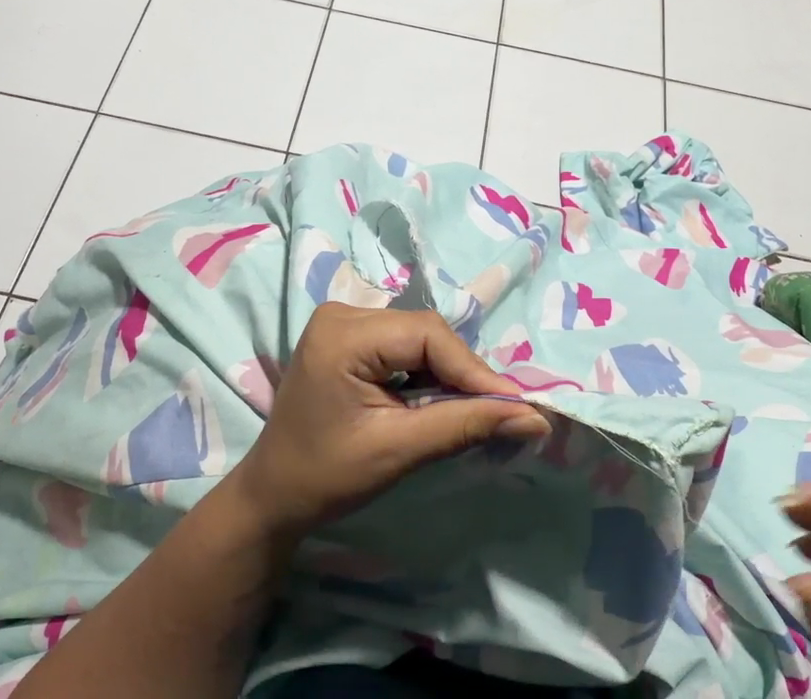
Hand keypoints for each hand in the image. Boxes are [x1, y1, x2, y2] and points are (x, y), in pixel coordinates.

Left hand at [227, 303, 550, 536]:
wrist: (274, 495)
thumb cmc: (327, 476)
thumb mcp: (400, 450)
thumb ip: (466, 425)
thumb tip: (536, 418)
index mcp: (343, 335)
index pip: (428, 336)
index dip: (475, 371)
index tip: (516, 408)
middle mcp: (342, 314)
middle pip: (425, 332)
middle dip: (463, 373)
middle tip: (498, 414)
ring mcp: (342, 323)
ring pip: (419, 337)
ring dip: (448, 373)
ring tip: (471, 411)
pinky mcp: (347, 338)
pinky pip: (402, 345)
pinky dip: (427, 373)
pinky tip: (438, 402)